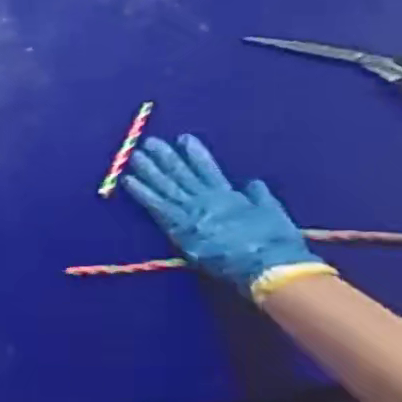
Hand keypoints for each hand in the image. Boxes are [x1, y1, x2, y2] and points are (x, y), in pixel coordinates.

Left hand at [122, 135, 323, 296]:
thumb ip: (259, 196)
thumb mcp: (271, 213)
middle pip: (181, 174)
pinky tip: (128, 180)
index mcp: (228, 195)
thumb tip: (250, 183)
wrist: (265, 263)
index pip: (207, 168)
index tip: (184, 138)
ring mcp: (189, 211)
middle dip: (165, 157)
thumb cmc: (273, 241)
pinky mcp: (176, 226)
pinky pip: (154, 205)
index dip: (194, 153)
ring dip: (149, 169)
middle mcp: (205, 199)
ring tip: (135, 155)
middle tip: (150, 142)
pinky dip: (140, 192)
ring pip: (165, 185)